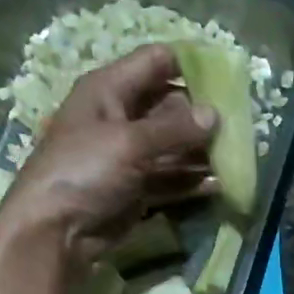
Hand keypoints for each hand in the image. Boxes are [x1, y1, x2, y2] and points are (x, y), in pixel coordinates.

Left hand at [0, 44, 216, 264]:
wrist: (54, 232)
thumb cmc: (83, 172)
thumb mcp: (129, 142)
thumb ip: (174, 128)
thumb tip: (215, 115)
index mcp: (109, 89)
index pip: (156, 61)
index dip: (191, 65)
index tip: (227, 78)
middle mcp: (120, 117)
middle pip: (171, 104)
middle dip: (203, 113)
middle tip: (239, 124)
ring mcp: (129, 155)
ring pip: (174, 145)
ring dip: (201, 150)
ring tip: (235, 155)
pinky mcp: (137, 188)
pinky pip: (171, 178)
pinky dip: (192, 180)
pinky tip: (219, 183)